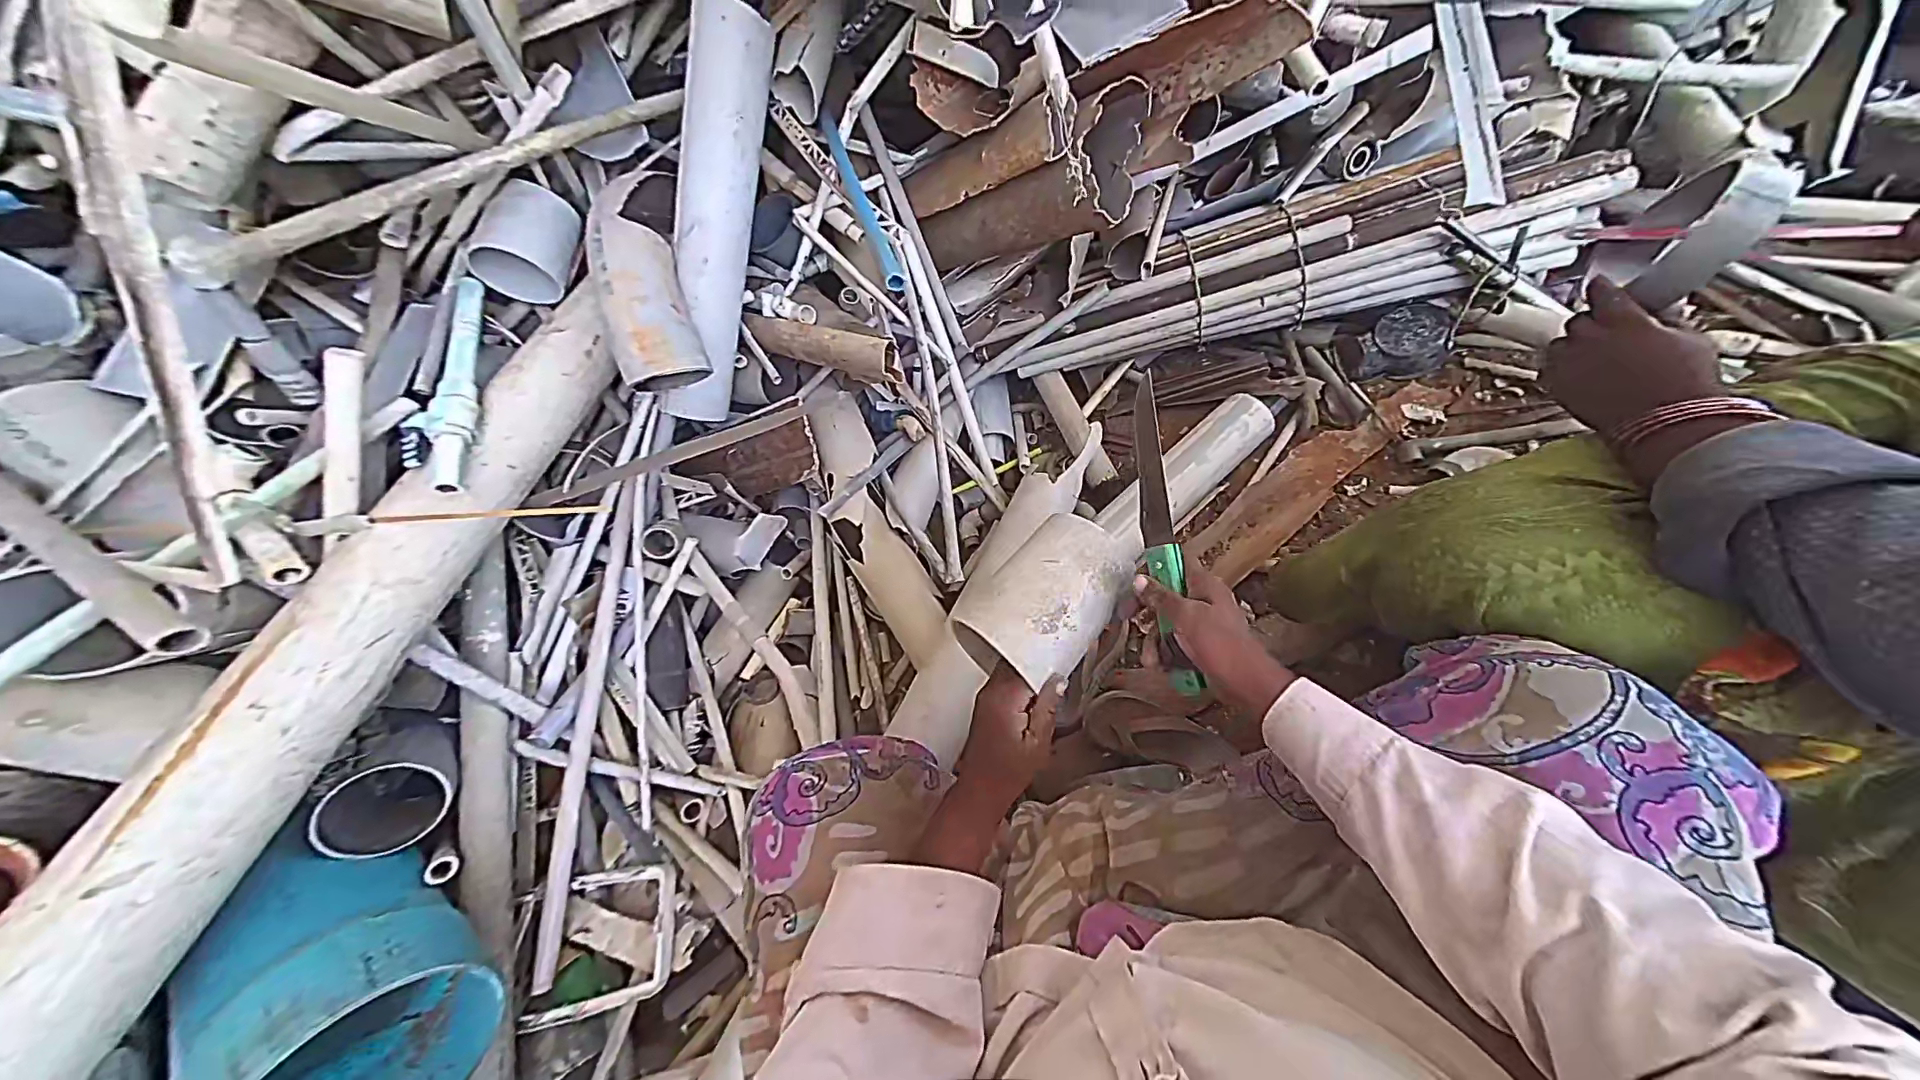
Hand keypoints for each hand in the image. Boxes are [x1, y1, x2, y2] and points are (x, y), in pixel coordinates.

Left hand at [909, 667, 1061, 875]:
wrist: (980, 790)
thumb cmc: (1010, 772)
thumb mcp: (1038, 744)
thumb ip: (1048, 708)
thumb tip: (1058, 679)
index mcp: (1004, 697)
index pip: (1027, 663)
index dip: (1047, 657)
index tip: (1067, 651)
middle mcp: (990, 690)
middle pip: (1015, 661)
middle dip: (1038, 659)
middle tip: (1064, 658)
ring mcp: (985, 696)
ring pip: (1009, 670)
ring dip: (1029, 670)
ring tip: (1054, 673)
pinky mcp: (985, 703)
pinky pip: (1005, 682)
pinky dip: (1021, 681)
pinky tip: (1037, 691)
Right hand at [1133, 565, 1294, 721]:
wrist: (1245, 684)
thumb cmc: (1222, 645)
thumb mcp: (1186, 616)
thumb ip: (1161, 597)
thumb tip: (1141, 580)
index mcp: (1205, 585)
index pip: (1176, 563)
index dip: (1154, 568)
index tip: (1136, 582)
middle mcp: (1204, 602)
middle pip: (1166, 597)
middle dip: (1148, 614)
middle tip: (1132, 618)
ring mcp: (1201, 625)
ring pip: (1166, 624)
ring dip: (1154, 641)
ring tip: (1153, 657)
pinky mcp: (1199, 646)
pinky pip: (1174, 644)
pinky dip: (1165, 654)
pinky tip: (1162, 664)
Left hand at [1539, 276, 1721, 434]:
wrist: (1664, 419)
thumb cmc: (1684, 381)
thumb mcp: (1689, 338)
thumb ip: (1665, 321)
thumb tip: (1657, 314)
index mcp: (1623, 319)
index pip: (1602, 292)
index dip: (1600, 288)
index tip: (1598, 286)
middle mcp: (1590, 336)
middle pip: (1578, 320)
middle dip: (1591, 324)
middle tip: (1606, 335)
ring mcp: (1568, 360)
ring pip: (1560, 344)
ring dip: (1572, 347)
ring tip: (1592, 358)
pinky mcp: (1555, 384)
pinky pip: (1548, 369)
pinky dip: (1559, 368)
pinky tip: (1578, 375)